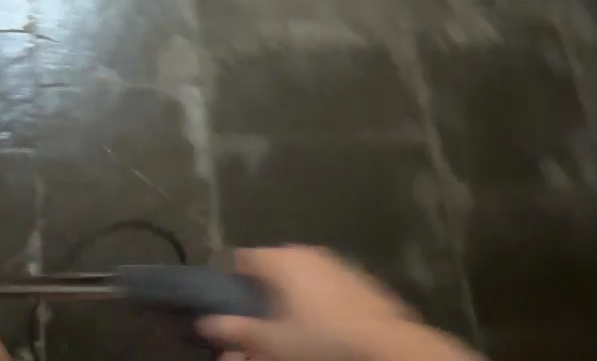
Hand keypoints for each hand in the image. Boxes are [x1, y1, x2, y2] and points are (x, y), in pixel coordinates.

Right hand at [197, 247, 479, 360]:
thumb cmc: (324, 340)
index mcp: (278, 259)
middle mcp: (302, 251)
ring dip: (287, 294)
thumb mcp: (275, 342)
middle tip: (255, 319)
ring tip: (288, 324)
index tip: (224, 300)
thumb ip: (238, 331)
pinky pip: (322, 283)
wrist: (390, 346)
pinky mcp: (355, 278)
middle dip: (259, 291)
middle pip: (269, 266)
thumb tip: (206, 325)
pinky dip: (314, 298)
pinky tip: (320, 324)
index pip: (240, 259)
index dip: (228, 280)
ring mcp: (331, 262)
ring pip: (297, 274)